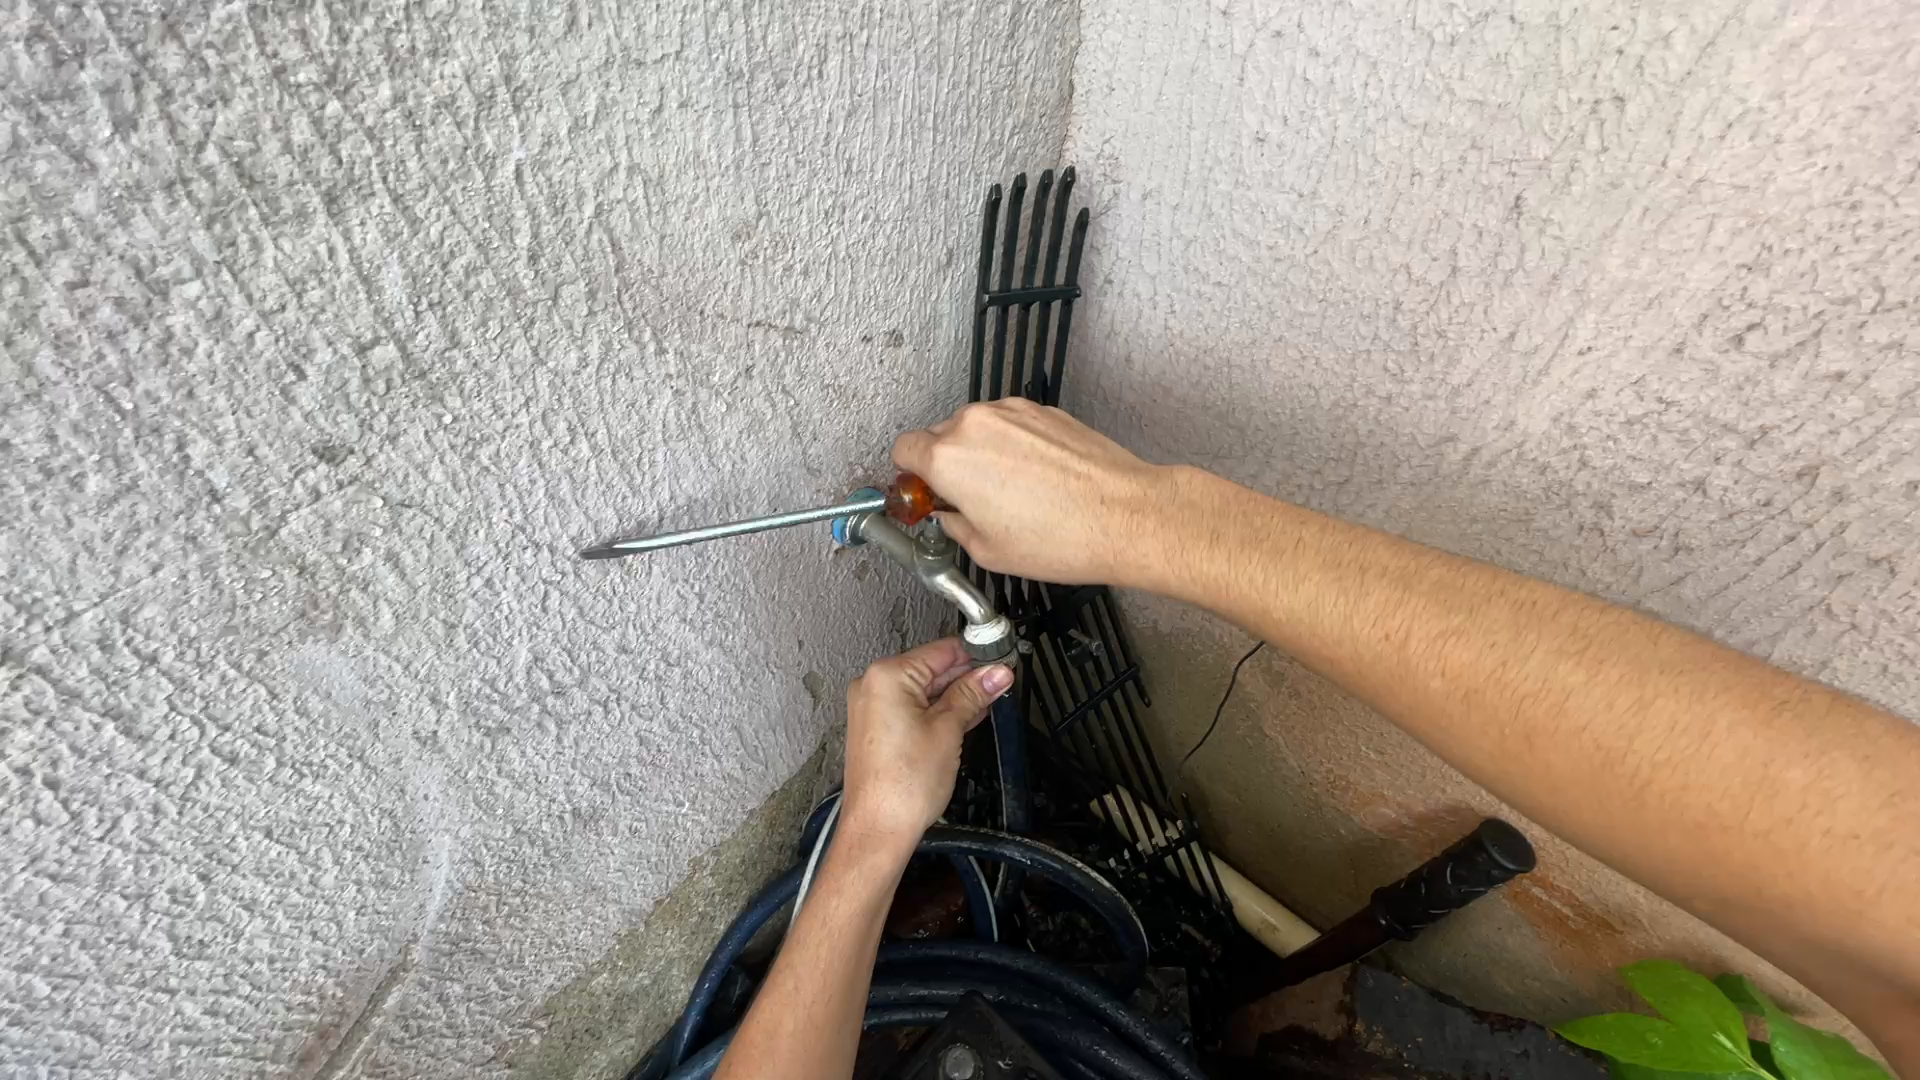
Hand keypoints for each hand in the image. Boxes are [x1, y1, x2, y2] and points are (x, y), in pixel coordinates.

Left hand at [842, 638, 1012, 843]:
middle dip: (968, 676)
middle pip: (932, 668)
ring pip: (925, 690)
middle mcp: (874, 687)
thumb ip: (973, 694)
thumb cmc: (901, 786)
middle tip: (1000, 681)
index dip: (975, 654)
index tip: (999, 659)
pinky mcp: (878, 729)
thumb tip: (995, 674)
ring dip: (956, 694)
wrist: (878, 830)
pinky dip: (939, 710)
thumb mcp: (949, 729)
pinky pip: (914, 708)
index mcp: (888, 676)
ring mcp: (874, 709)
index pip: (941, 650)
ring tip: (988, 699)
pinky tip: (965, 715)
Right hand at [892, 399, 1172, 585]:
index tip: (924, 491)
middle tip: (968, 499)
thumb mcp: (986, 550)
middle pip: (938, 436)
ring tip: (1011, 493)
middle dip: (945, 466)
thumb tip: (948, 514)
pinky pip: (1010, 425)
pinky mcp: (1042, 411)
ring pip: (976, 428)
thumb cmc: (1064, 536)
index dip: (909, 474)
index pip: (903, 449)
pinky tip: (1035, 480)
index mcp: (949, 459)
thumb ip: (952, 524)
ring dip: (981, 454)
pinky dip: (1013, 446)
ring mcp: (1012, 412)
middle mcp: (976, 425)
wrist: (1124, 516)